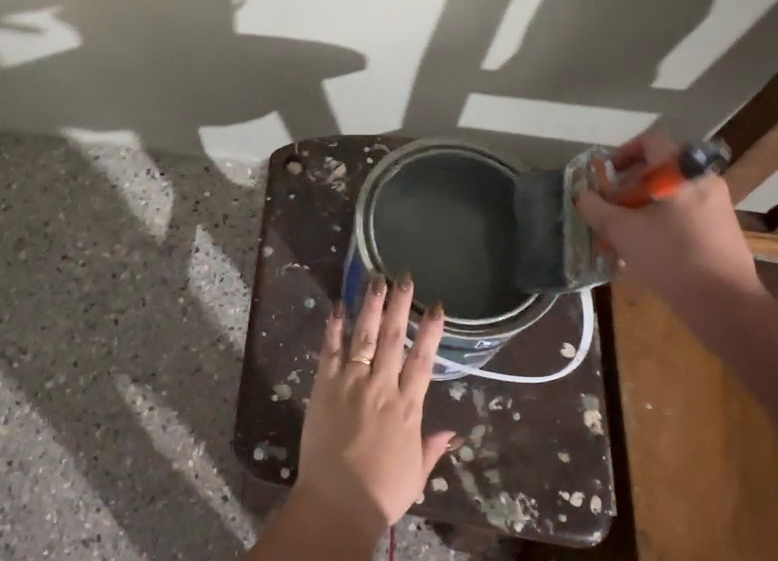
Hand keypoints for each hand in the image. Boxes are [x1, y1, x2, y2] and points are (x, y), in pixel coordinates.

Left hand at [295, 275, 458, 538]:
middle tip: (404, 277)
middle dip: (400, 305)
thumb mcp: (416, 473)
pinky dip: (334, 326)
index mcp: (407, 407)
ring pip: (364, 335)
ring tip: (376, 278)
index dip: (431, 332)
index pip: (423, 360)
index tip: (438, 306)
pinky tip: (338, 305)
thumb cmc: (381, 492)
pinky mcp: (324, 385)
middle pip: (393, 338)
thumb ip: (431, 447)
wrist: (338, 500)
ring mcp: (350, 382)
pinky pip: (330, 349)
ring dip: (371, 306)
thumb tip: (453, 432)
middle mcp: (381, 386)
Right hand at [575, 133, 763, 305]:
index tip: (607, 175)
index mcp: (683, 173)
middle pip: (659, 171)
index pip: (651, 142)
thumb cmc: (671, 257)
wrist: (725, 304)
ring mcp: (717, 208)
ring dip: (642, 208)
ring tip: (622, 234)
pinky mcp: (721, 232)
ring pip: (670, 196)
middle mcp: (704, 182)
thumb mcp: (622, 231)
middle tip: (610, 209)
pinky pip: (684, 215)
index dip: (623, 152)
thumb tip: (583, 196)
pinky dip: (660, 223)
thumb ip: (596, 208)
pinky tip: (644, 250)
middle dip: (628, 187)